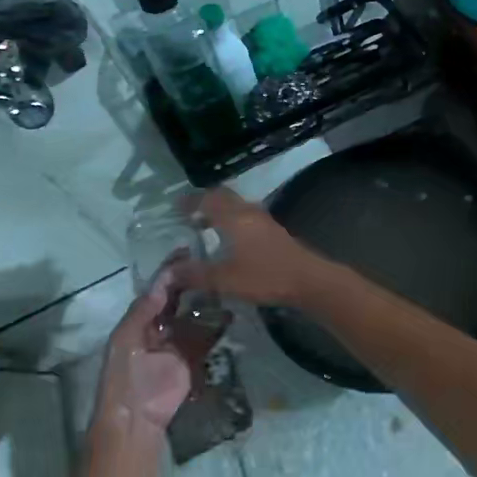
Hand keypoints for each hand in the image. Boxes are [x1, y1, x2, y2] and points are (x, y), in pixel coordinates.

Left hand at [96, 263, 227, 432]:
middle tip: (209, 261)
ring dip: (205, 301)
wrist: (136, 418)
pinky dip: (217, 325)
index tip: (185, 251)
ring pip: (193, 315)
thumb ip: (141, 312)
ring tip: (223, 282)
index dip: (169, 272)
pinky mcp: (192, 359)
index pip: (156, 291)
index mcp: (139, 321)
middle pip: (176, 300)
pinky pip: (206, 337)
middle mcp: (158, 328)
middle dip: (189, 282)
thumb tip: (159, 284)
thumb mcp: (124, 340)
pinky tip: (229, 312)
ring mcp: (177, 343)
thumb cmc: (124, 376)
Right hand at [175, 188, 332, 306]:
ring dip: (221, 210)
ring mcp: (264, 220)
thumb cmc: (265, 276)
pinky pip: (247, 216)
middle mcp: (248, 212)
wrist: (308, 279)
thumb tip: (168, 272)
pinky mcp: (274, 231)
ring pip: (237, 205)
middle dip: (205, 201)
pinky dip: (233, 219)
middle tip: (189, 213)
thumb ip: (196, 274)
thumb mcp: (225, 279)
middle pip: (224, 197)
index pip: (207, 200)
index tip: (176, 205)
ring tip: (206, 225)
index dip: (190, 201)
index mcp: (234, 217)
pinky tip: (230, 238)